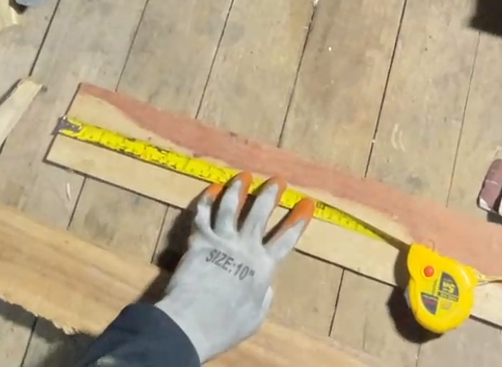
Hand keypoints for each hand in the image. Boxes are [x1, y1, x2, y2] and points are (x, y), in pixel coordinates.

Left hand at [156, 172, 314, 360]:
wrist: (193, 321)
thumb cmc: (227, 325)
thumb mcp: (255, 318)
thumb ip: (263, 298)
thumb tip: (266, 286)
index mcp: (263, 266)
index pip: (286, 239)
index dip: (298, 221)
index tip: (307, 203)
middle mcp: (245, 246)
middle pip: (259, 214)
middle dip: (270, 195)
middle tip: (277, 180)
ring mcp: (222, 239)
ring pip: (231, 207)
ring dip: (238, 190)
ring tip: (243, 176)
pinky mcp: (200, 239)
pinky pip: (203, 215)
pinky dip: (207, 201)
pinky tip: (211, 190)